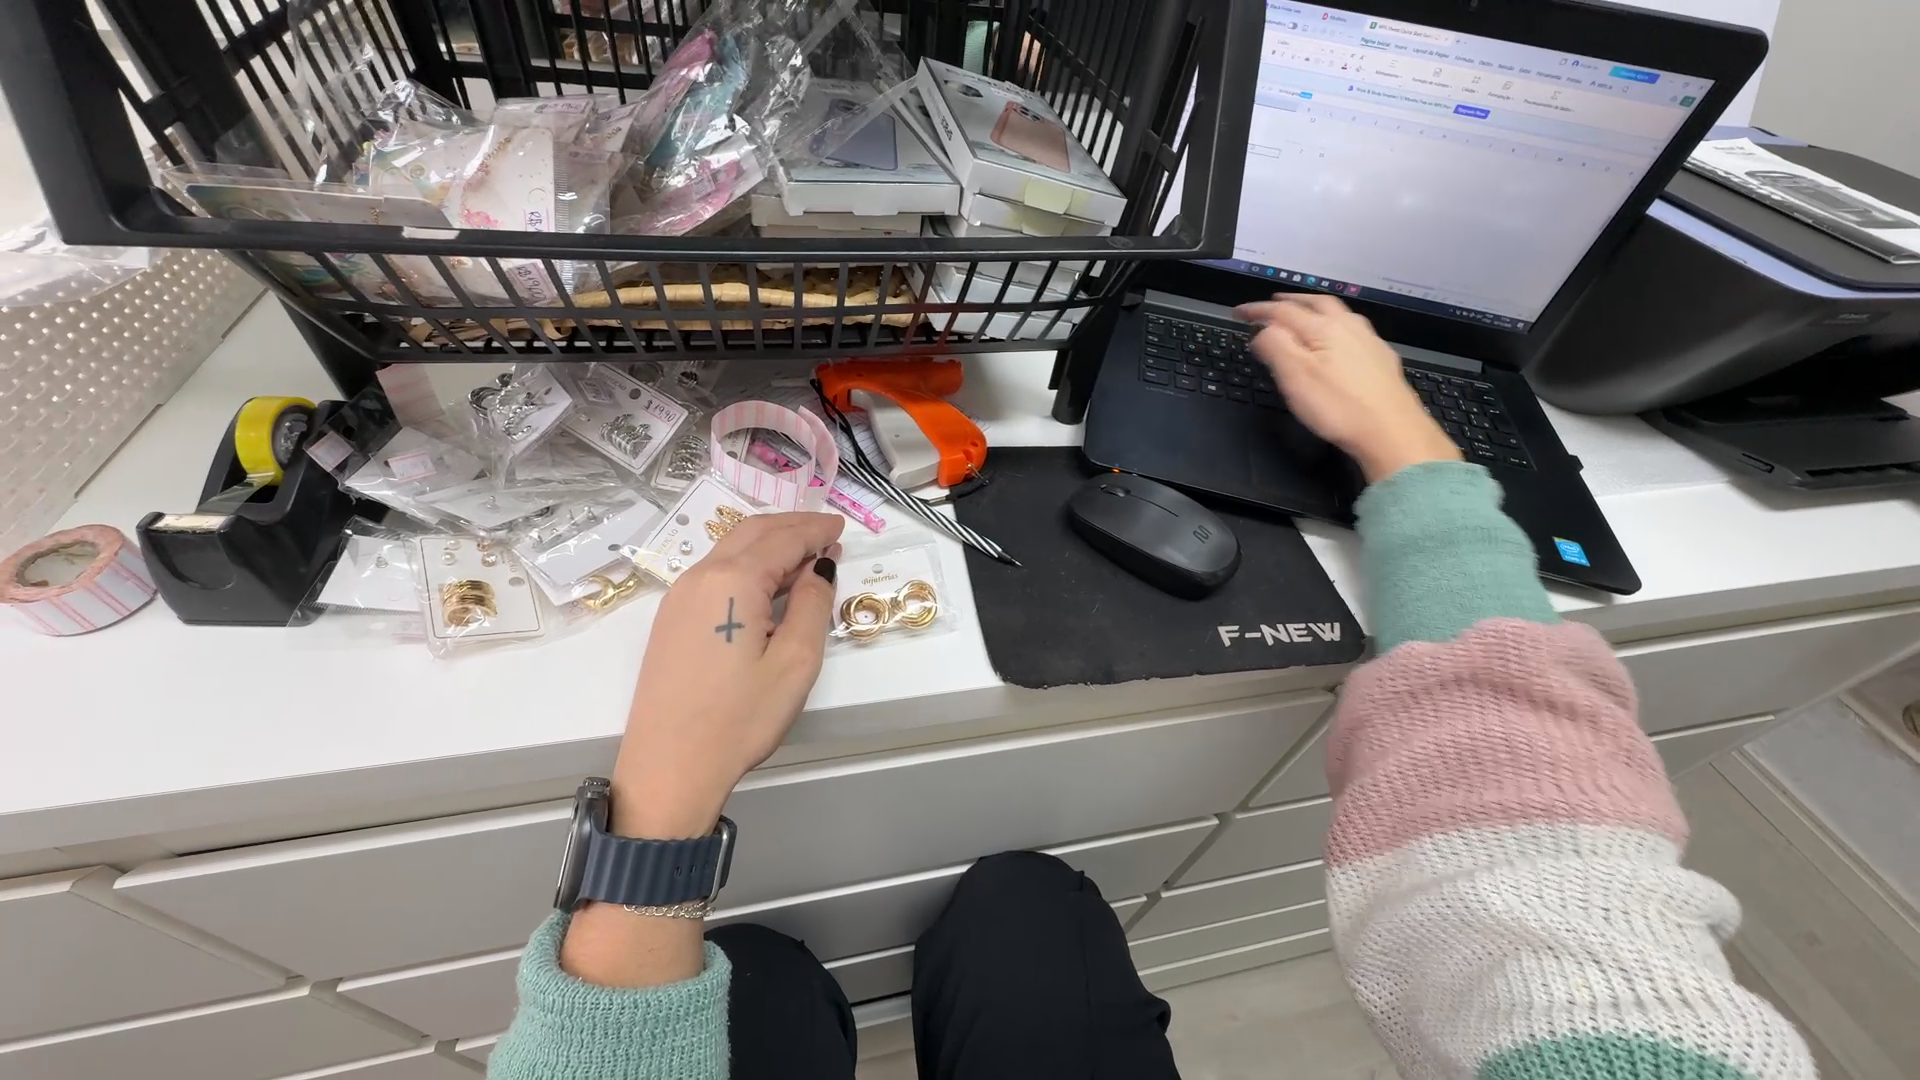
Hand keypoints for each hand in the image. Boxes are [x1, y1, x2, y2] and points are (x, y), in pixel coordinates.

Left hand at [610, 511, 844, 838]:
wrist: (670, 768)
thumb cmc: (740, 718)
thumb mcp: (795, 661)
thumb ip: (813, 604)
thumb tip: (818, 567)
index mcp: (732, 580)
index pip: (782, 538)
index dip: (815, 529)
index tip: (841, 528)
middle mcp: (700, 577)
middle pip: (752, 532)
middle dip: (792, 526)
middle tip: (826, 531)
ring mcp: (679, 598)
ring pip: (731, 550)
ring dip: (769, 543)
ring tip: (804, 555)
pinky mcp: (671, 620)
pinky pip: (716, 573)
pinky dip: (748, 564)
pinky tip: (768, 584)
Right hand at [1237, 294, 1460, 482]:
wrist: (1391, 431)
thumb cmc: (1339, 407)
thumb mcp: (1294, 376)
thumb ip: (1274, 346)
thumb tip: (1261, 331)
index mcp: (1323, 328)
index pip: (1282, 311)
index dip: (1257, 310)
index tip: (1238, 312)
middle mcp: (1348, 327)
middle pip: (1315, 303)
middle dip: (1289, 301)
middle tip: (1271, 303)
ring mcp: (1368, 341)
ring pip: (1337, 313)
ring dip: (1313, 308)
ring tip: (1300, 313)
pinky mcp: (1380, 358)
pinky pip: (1352, 329)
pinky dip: (1333, 324)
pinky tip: (1334, 338)